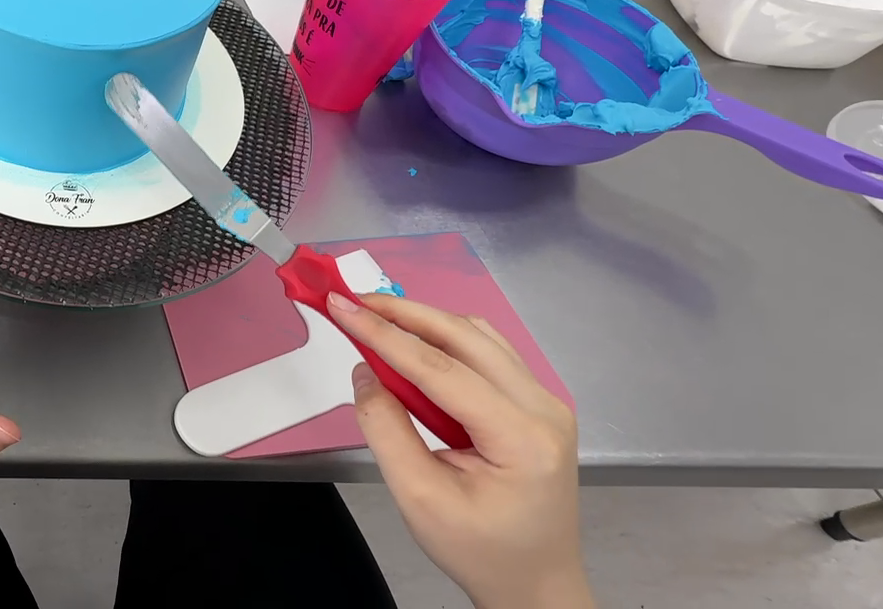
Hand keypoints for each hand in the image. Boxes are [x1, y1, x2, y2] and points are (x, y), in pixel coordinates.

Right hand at [330, 293, 593, 608]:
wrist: (536, 585)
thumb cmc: (478, 549)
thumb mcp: (417, 496)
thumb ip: (385, 427)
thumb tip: (364, 370)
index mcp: (521, 439)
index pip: (441, 368)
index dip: (384, 332)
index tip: (339, 305)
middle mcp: (542, 409)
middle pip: (463, 336)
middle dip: (401, 312)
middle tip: (350, 302)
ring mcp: (543, 401)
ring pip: (475, 334)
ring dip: (421, 319)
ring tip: (373, 318)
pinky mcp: (533, 401)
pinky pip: (483, 349)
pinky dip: (440, 336)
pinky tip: (409, 341)